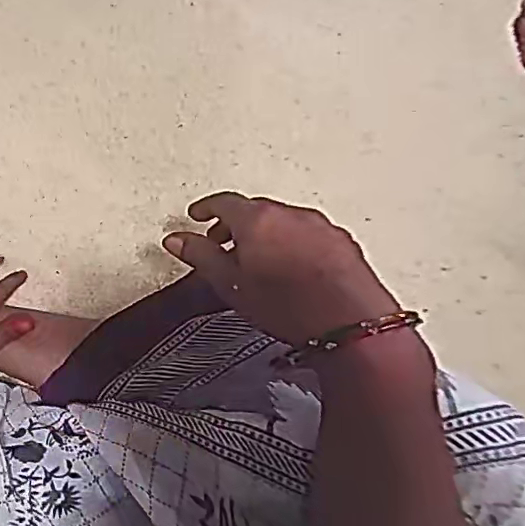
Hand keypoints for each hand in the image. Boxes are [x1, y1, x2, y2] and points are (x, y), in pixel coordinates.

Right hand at [162, 193, 402, 344]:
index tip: (198, 215)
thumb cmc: (289, 305)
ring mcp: (319, 227)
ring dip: (263, 234)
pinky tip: (284, 269)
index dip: (206, 208)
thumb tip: (177, 240)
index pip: (223, 202)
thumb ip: (200, 255)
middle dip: (232, 224)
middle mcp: (290, 215)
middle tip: (218, 242)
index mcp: (257, 219)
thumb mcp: (228, 282)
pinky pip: (305, 234)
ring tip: (252, 262)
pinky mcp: (341, 242)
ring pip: (281, 221)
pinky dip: (288, 243)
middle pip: (253, 210)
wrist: (347, 323)